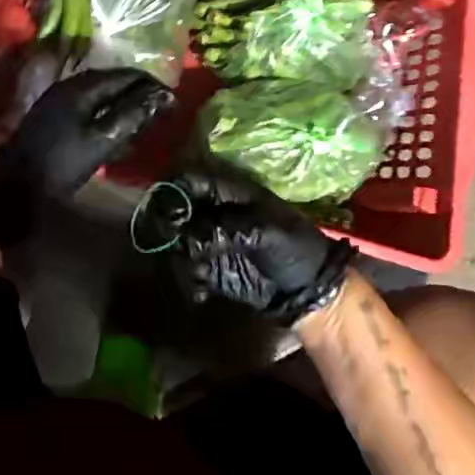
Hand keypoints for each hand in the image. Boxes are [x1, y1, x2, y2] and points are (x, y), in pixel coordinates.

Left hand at [0, 69, 175, 244]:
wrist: (11, 187)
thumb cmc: (60, 164)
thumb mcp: (102, 141)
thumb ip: (132, 115)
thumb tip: (164, 97)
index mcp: (83, 87)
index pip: (128, 76)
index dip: (153, 86)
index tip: (172, 101)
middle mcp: (70, 84)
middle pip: (114, 80)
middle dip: (140, 92)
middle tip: (161, 109)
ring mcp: (59, 98)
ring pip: (102, 91)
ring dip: (124, 100)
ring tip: (144, 116)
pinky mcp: (53, 112)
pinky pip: (89, 102)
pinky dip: (108, 108)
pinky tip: (116, 124)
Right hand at [176, 168, 356, 324]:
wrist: (309, 290)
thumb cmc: (297, 248)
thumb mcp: (270, 232)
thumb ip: (231, 229)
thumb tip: (195, 235)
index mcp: (233, 193)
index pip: (193, 179)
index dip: (174, 188)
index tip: (165, 208)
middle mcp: (216, 213)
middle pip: (177, 209)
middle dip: (170, 227)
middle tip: (175, 244)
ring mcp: (212, 241)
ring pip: (178, 241)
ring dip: (180, 259)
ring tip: (196, 275)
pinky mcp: (212, 269)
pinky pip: (188, 270)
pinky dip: (190, 282)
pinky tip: (202, 295)